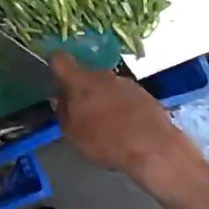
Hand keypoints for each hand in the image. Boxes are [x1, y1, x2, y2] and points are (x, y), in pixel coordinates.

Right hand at [51, 51, 198, 187]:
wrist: (154, 147)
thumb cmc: (106, 142)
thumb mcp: (73, 134)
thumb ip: (63, 113)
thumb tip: (60, 98)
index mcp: (80, 82)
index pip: (61, 61)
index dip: (55, 64)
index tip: (55, 75)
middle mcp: (103, 75)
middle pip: (86, 76)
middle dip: (82, 90)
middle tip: (81, 112)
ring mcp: (126, 83)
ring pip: (107, 86)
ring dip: (103, 98)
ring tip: (106, 124)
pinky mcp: (145, 93)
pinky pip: (125, 96)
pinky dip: (121, 106)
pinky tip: (125, 127)